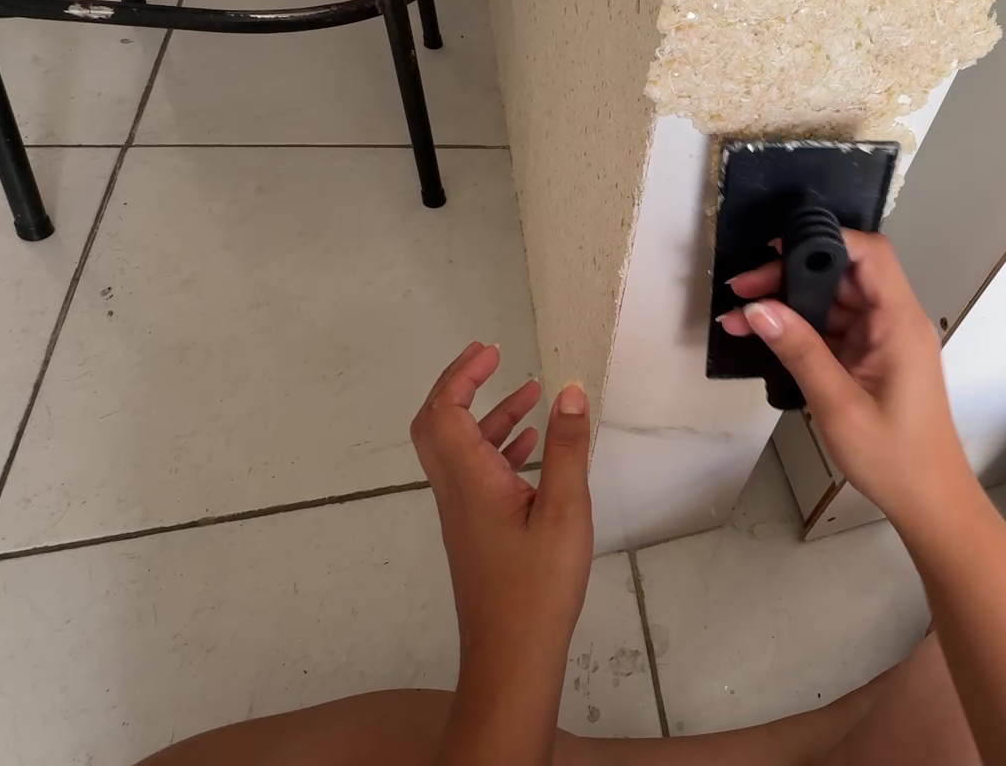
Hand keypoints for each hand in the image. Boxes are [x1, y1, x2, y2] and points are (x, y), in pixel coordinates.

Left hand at [410, 341, 591, 755]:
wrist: (512, 656)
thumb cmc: (539, 584)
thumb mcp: (565, 511)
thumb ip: (567, 448)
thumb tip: (568, 390)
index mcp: (471, 481)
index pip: (445, 412)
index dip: (460, 375)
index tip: (490, 350)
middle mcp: (456, 491)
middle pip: (437, 425)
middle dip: (461, 385)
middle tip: (493, 358)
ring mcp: (463, 512)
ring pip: (460, 448)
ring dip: (489, 414)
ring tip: (532, 393)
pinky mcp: (476, 529)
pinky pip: (476, 472)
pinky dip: (498, 446)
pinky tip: (531, 447)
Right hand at [717, 231, 979, 531]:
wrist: (928, 500)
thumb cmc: (894, 456)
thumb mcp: (838, 404)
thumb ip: (799, 350)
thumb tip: (756, 309)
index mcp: (899, 322)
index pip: (870, 254)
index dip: (827, 239)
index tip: (778, 247)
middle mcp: (894, 321)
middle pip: (844, 274)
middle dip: (793, 274)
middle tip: (743, 287)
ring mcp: (882, 340)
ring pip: (833, 301)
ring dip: (790, 303)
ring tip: (742, 313)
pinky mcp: (871, 358)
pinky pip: (834, 329)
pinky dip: (801, 329)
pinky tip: (765, 335)